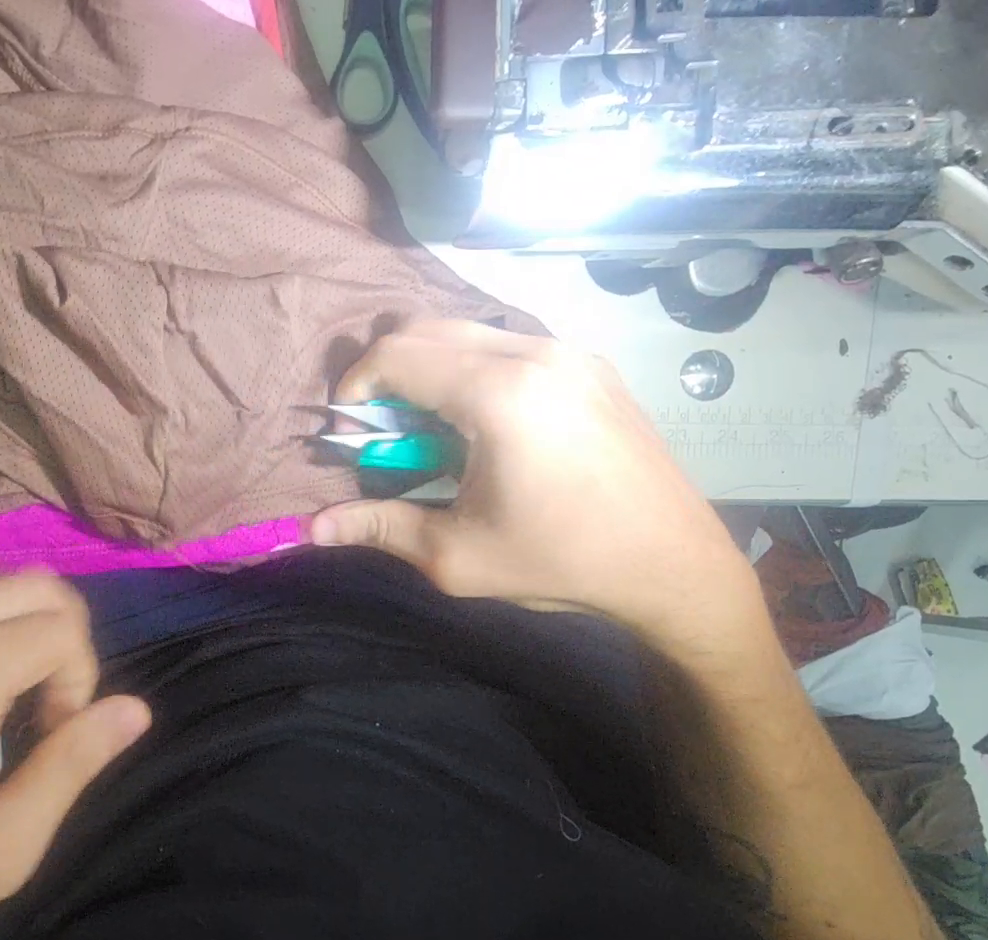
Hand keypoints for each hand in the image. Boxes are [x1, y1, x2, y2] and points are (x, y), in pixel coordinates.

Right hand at [311, 320, 758, 646]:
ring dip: (428, 368)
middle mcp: (536, 353)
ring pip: (468, 330)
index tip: (348, 430)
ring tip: (430, 430)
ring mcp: (570, 353)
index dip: (355, 386)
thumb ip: (379, 527)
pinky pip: (507, 343)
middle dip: (386, 372)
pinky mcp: (591, 364)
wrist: (675, 565)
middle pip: (426, 327)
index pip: (396, 354)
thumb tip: (311, 529)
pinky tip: (481, 425)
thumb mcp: (455, 556)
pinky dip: (470, 369)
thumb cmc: (560, 562)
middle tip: (382, 430)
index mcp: (499, 394)